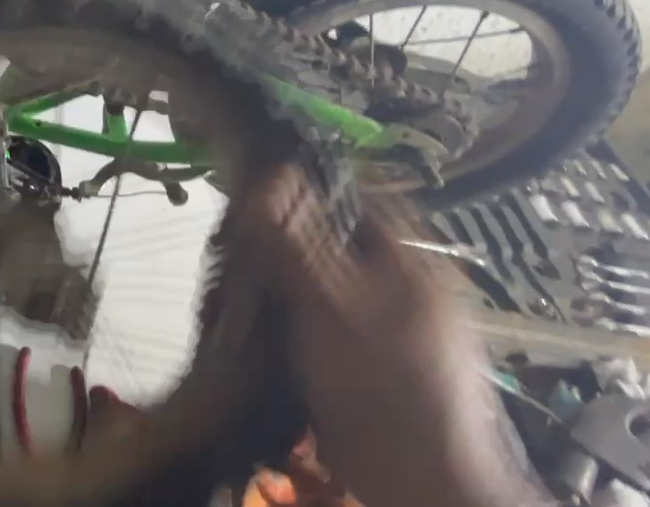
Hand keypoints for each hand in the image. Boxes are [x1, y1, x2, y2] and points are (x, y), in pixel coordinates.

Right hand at [237, 166, 550, 506]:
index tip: (248, 184)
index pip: (353, 198)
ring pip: (314, 275)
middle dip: (277, 234)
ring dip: (272, 273)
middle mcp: (399, 286)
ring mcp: (378, 323)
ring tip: (228, 275)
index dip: (302, 184)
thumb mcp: (334, 307)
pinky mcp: (357, 356)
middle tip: (230, 238)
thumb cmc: (385, 390)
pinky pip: (310, 312)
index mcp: (409, 264)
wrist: (421, 489)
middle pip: (328, 236)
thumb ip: (297, 242)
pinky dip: (278, 307)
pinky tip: (246, 314)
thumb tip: (265, 174)